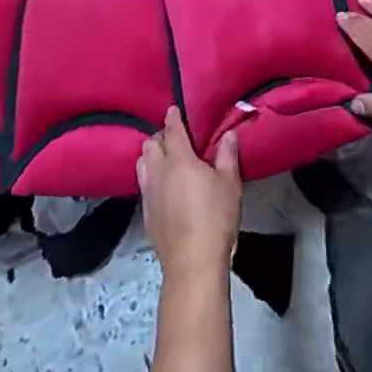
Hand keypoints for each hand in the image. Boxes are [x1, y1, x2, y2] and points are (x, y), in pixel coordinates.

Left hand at [138, 108, 240, 280]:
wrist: (193, 262)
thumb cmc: (215, 217)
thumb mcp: (229, 183)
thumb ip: (227, 155)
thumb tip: (228, 133)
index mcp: (179, 159)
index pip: (171, 130)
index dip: (172, 117)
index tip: (174, 109)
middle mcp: (158, 171)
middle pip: (151, 144)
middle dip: (161, 136)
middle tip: (176, 137)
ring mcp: (148, 193)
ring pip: (142, 163)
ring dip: (151, 155)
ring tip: (165, 158)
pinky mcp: (145, 212)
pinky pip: (143, 184)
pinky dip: (150, 176)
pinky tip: (162, 185)